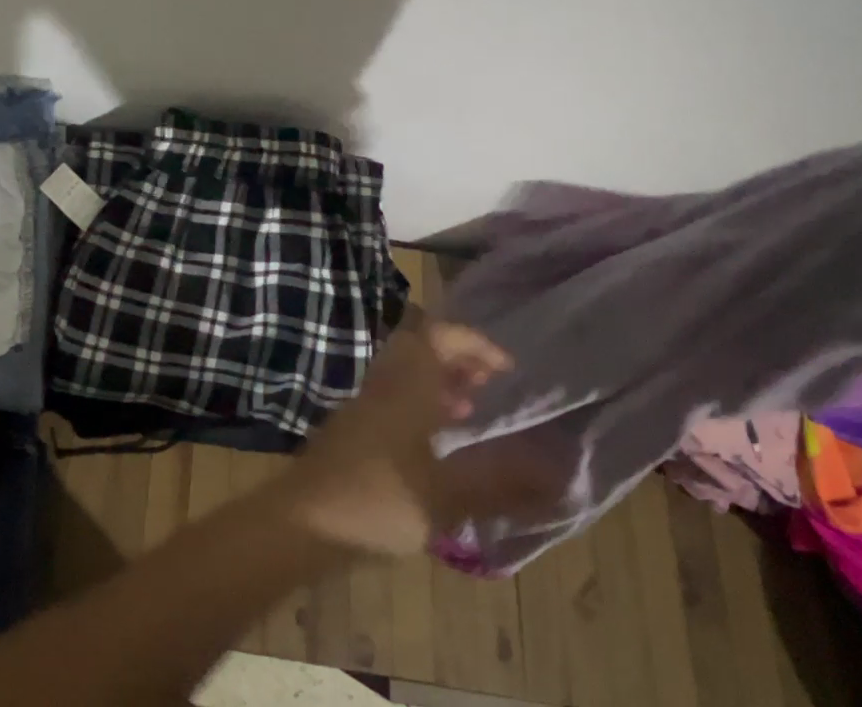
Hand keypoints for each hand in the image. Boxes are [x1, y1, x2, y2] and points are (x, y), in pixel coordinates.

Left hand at [276, 305, 512, 554]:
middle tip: (489, 387)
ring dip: (436, 386)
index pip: (434, 335)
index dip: (472, 342)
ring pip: (402, 379)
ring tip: (470, 414)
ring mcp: (359, 411)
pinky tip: (434, 448)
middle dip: (456, 360)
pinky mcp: (349, 436)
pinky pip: (389, 405)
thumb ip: (503, 483)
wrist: (300, 525)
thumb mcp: (448, 497)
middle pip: (416, 352)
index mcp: (404, 388)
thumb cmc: (377, 501)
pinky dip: (417, 411)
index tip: (506, 368)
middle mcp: (380, 389)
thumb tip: (560, 475)